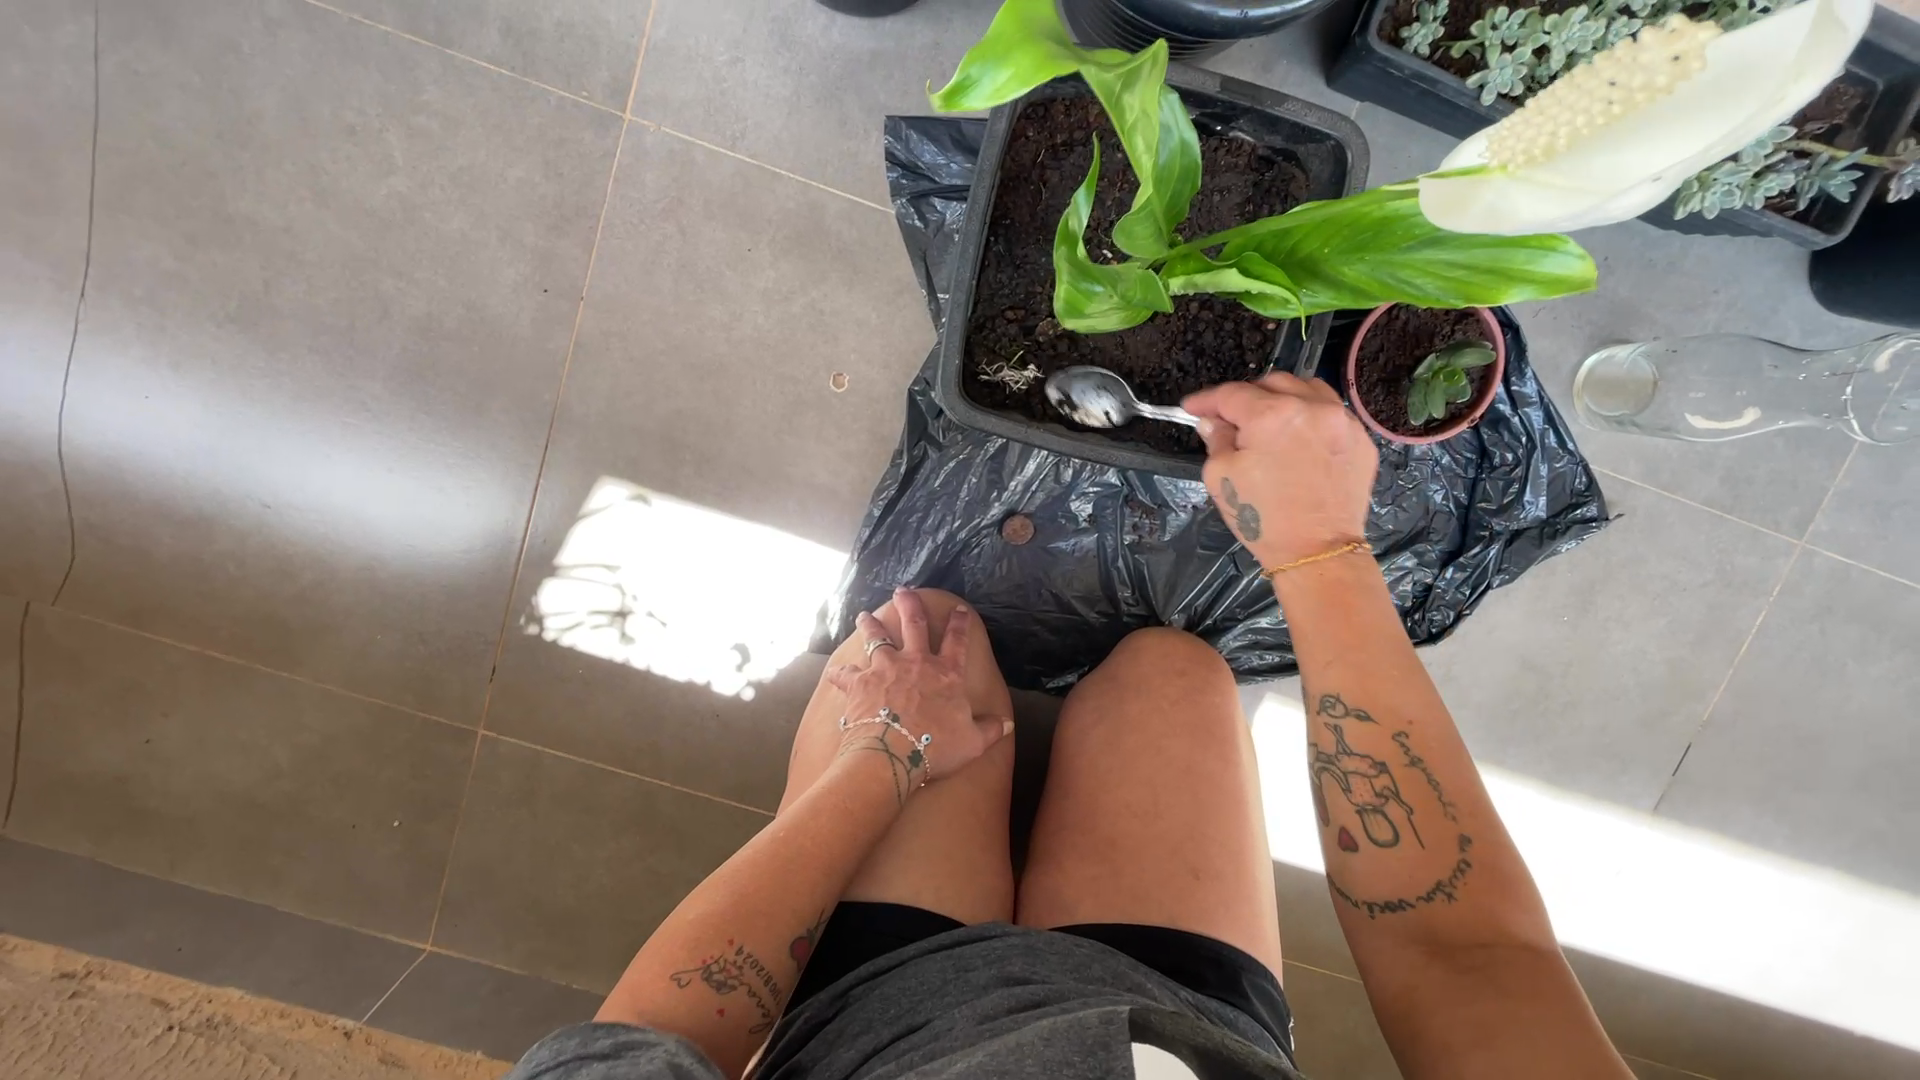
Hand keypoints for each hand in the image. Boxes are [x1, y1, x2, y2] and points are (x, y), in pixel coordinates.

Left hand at [826, 589, 1009, 797]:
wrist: (893, 754)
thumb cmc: (936, 748)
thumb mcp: (972, 742)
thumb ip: (989, 730)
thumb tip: (1006, 724)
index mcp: (946, 673)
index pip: (956, 641)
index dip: (959, 624)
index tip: (958, 609)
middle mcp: (916, 662)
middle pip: (913, 624)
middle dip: (909, 604)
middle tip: (902, 590)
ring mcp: (885, 668)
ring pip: (877, 638)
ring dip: (871, 625)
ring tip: (864, 615)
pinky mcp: (860, 683)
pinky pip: (846, 673)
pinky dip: (840, 673)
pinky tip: (834, 671)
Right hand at [1184, 373, 1378, 569]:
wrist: (1317, 550)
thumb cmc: (1262, 518)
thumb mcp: (1221, 479)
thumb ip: (1216, 441)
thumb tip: (1215, 423)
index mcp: (1271, 416)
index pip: (1230, 394)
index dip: (1205, 400)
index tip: (1191, 408)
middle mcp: (1311, 407)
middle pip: (1270, 383)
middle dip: (1246, 398)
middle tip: (1231, 420)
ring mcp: (1342, 421)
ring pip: (1306, 388)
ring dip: (1282, 399)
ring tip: (1269, 423)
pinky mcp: (1361, 439)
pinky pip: (1331, 413)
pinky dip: (1310, 417)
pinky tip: (1300, 440)